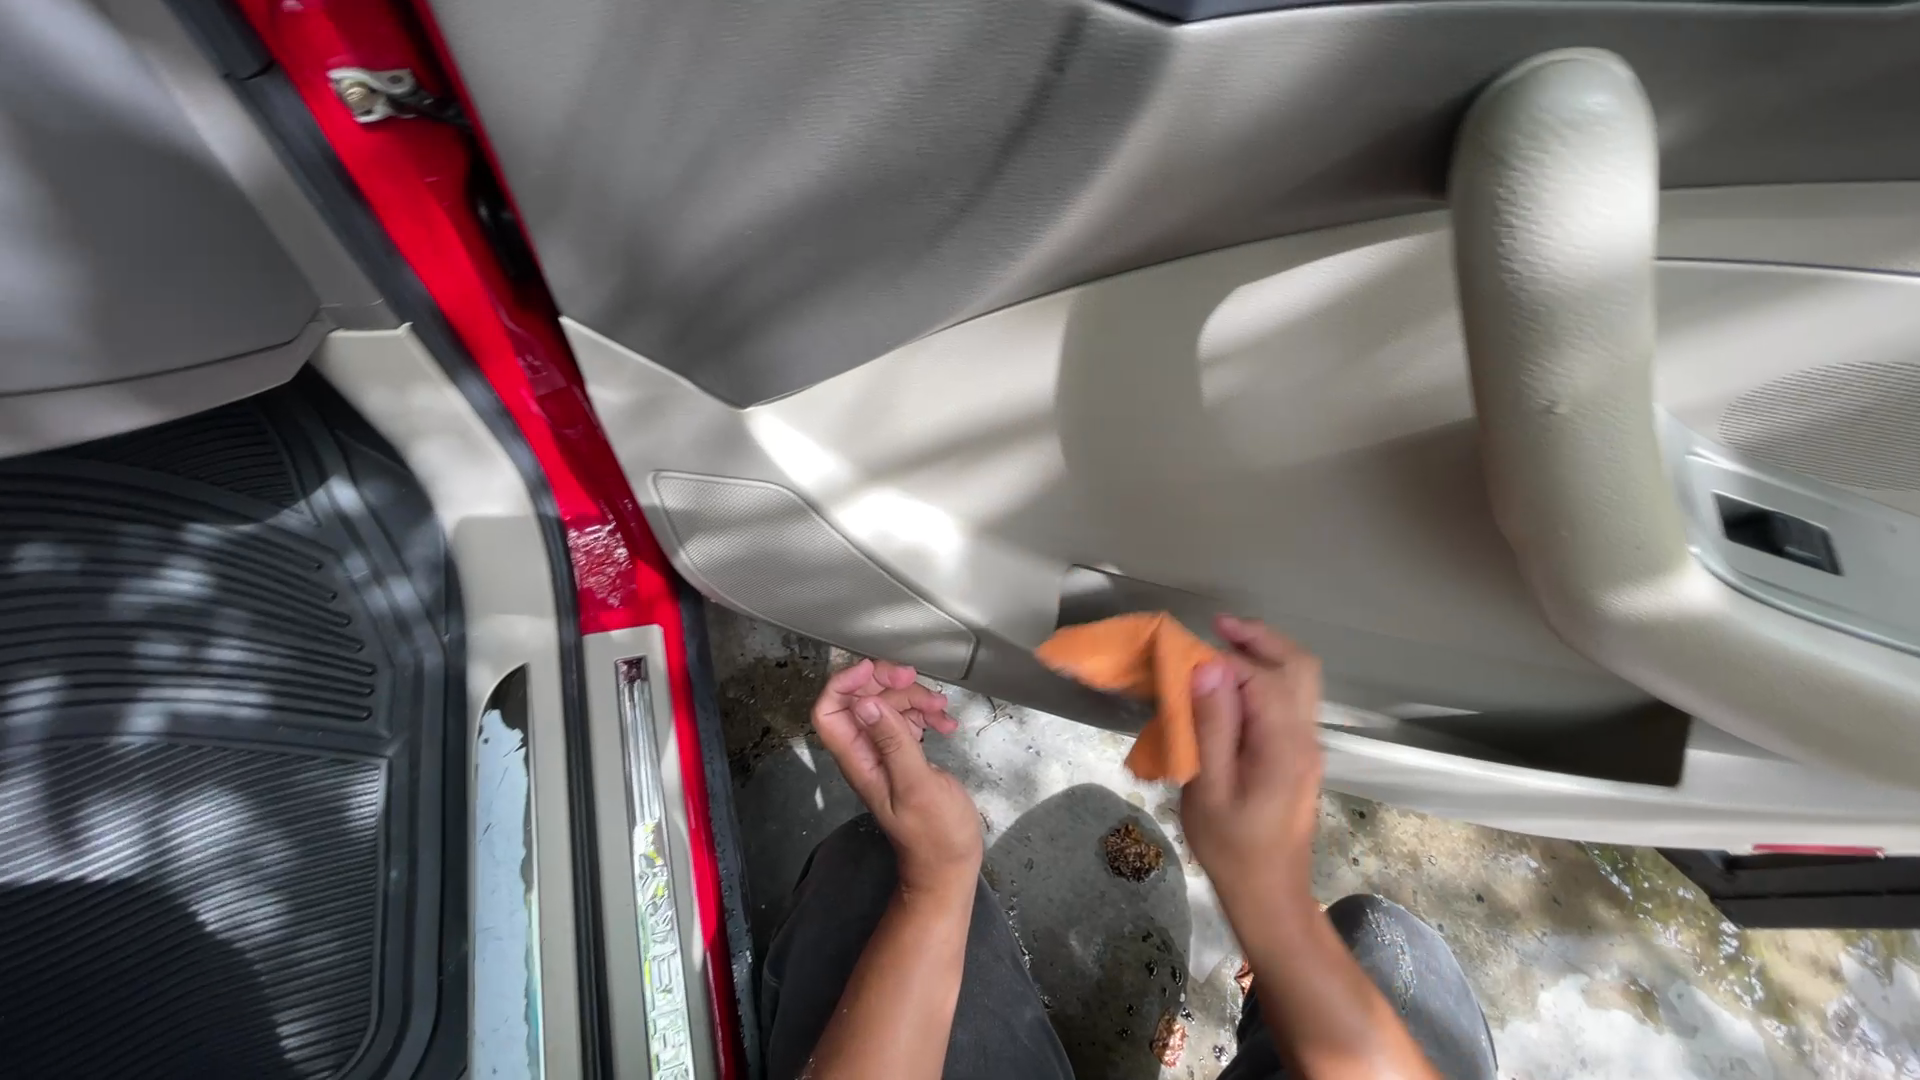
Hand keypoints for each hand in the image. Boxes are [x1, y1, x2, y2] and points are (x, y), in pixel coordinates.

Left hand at [813, 659, 981, 894]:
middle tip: (915, 679)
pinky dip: (927, 713)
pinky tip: (946, 722)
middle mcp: (866, 752)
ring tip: (941, 708)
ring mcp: (885, 753)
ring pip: (888, 706)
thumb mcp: (916, 786)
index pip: (829, 712)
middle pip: (861, 700)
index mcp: (858, 759)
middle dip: (886, 683)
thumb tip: (869, 704)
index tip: (875, 670)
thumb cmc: (934, 833)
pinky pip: (908, 720)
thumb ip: (894, 743)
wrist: (950, 863)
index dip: (844, 684)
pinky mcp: (906, 755)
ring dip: (915, 698)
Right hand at [1180, 615, 1325, 920]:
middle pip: (1298, 665)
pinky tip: (1231, 682)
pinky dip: (1264, 675)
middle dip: (1259, 638)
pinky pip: (1289, 697)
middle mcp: (1305, 736)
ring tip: (1222, 641)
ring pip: (1299, 678)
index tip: (1184, 656)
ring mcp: (1307, 744)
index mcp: (1284, 744)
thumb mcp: (1209, 789)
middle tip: (1218, 624)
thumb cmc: (1231, 846)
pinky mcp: (1299, 752)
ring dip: (1264, 652)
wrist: (1269, 894)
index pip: (1259, 678)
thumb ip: (1211, 727)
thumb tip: (1207, 670)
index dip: (1222, 660)